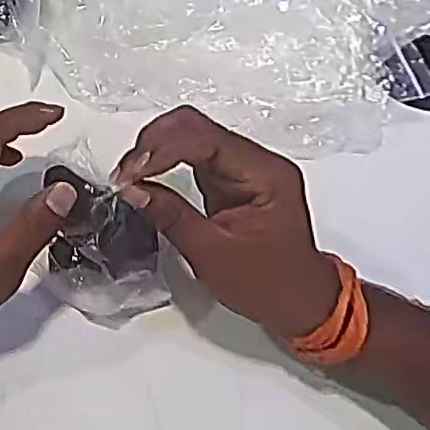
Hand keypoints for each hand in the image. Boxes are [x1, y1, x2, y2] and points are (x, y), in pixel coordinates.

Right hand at [112, 106, 339, 339]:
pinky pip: (189, 150)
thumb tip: (131, 190)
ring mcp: (241, 165)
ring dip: (153, 148)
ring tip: (129, 175)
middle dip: (153, 143)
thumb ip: (171, 216)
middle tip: (126, 173)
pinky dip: (161, 157)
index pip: (204, 141)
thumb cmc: (270, 285)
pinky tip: (144, 174)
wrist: (303, 303)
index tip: (129, 175)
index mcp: (264, 174)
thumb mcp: (213, 255)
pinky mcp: (227, 174)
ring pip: (188, 132)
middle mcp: (255, 161)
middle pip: (194, 126)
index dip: (160, 150)